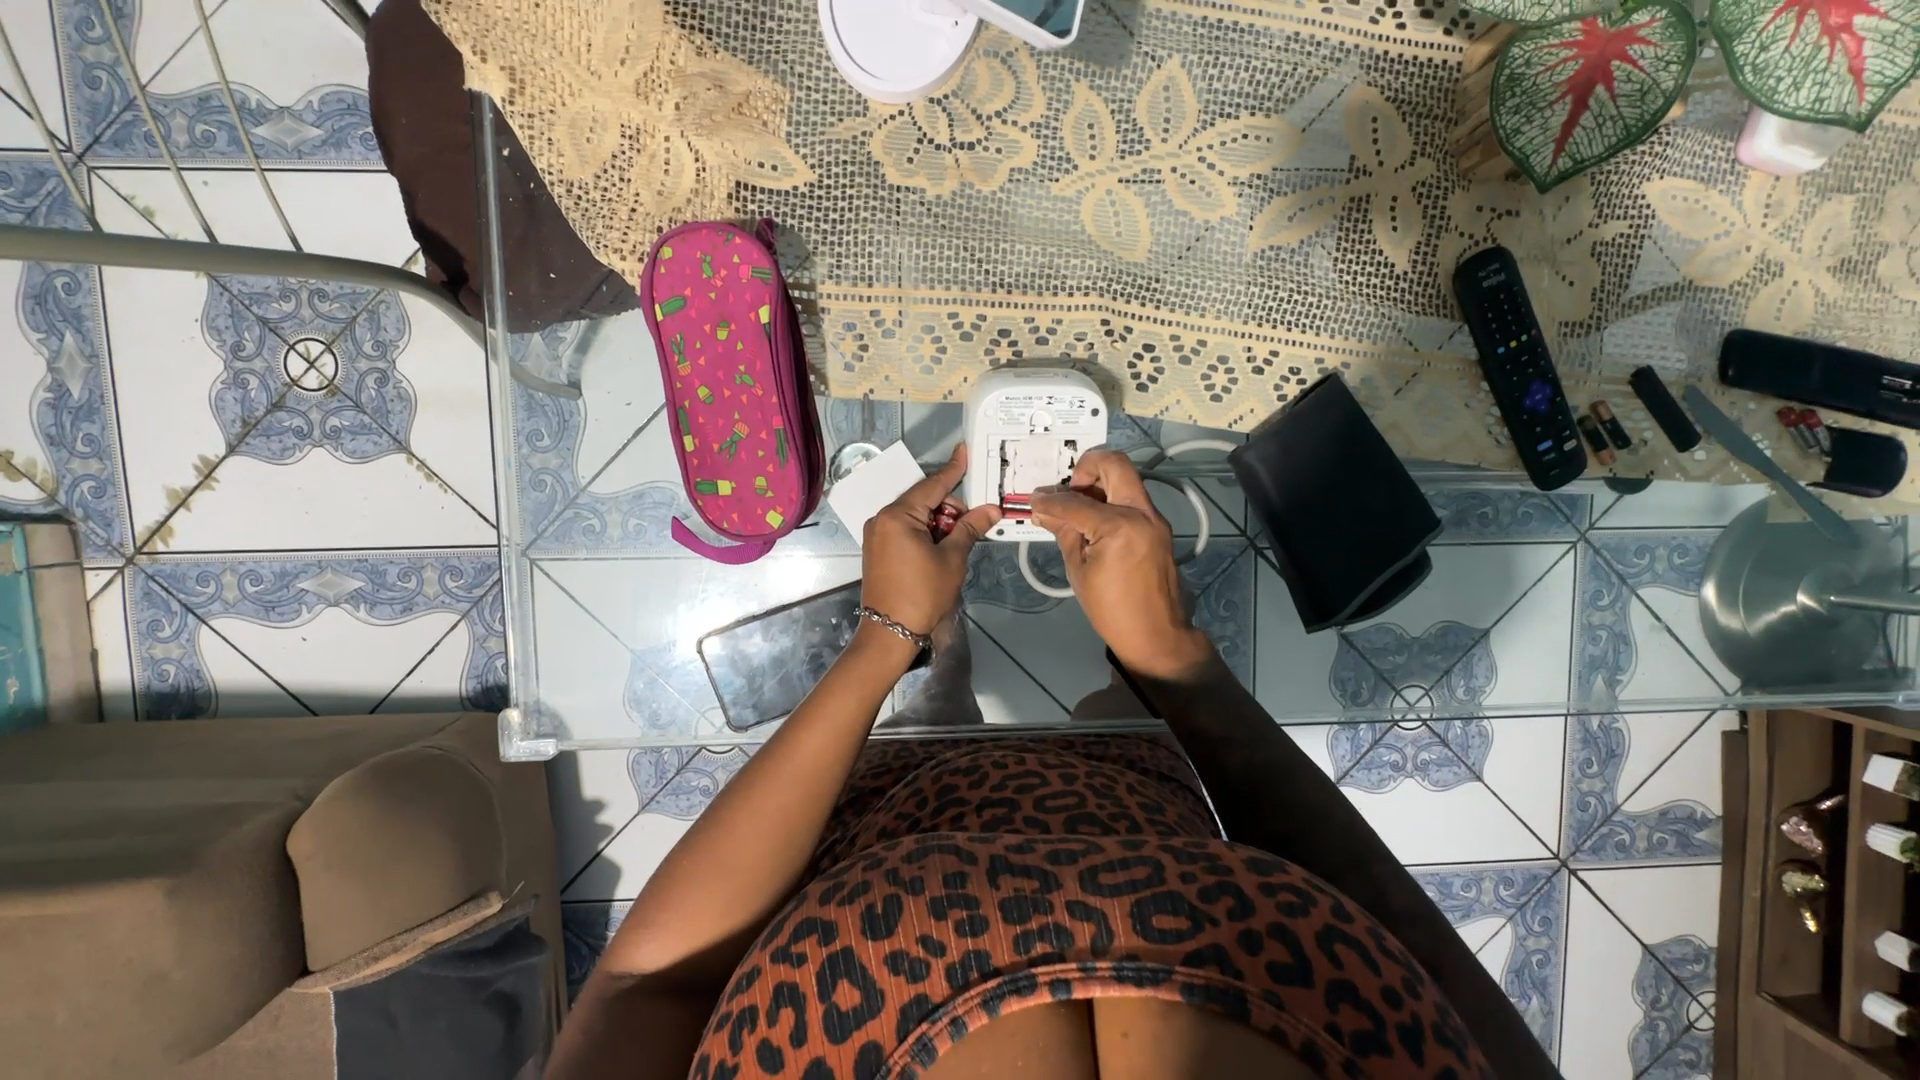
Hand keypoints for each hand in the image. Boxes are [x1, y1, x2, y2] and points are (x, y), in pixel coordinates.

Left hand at [859, 445, 999, 639]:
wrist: (890, 632)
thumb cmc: (923, 594)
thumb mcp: (952, 559)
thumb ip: (970, 528)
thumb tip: (991, 509)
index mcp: (898, 516)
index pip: (932, 485)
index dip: (953, 470)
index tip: (964, 452)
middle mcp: (882, 519)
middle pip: (924, 500)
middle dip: (950, 509)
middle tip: (971, 528)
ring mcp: (877, 535)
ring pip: (916, 516)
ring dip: (939, 524)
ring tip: (956, 545)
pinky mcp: (877, 550)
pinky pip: (906, 530)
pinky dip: (926, 534)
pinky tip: (940, 549)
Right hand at [1031, 449, 1216, 680]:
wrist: (1157, 635)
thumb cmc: (1112, 610)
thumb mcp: (1079, 571)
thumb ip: (1065, 532)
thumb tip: (1045, 511)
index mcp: (1119, 526)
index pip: (1075, 501)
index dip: (1049, 500)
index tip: (1035, 501)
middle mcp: (1142, 512)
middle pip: (1115, 464)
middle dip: (1086, 467)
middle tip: (1068, 488)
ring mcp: (1155, 518)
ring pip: (1127, 478)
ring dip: (1099, 482)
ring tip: (1076, 506)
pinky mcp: (1159, 527)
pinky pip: (1133, 499)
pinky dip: (1111, 499)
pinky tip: (1092, 521)